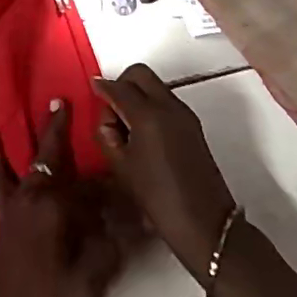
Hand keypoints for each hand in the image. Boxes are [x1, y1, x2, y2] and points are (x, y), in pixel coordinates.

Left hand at [0, 101, 120, 296]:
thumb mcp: (88, 283)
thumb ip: (106, 247)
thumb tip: (122, 223)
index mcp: (56, 209)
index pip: (93, 189)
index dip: (116, 190)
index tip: (135, 190)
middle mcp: (33, 198)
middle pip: (53, 159)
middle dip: (61, 132)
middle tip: (64, 103)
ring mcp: (14, 206)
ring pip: (23, 163)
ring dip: (29, 138)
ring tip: (26, 114)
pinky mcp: (4, 217)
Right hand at [93, 65, 236, 276]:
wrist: (204, 222)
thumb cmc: (156, 196)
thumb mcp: (120, 166)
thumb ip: (107, 133)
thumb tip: (107, 116)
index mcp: (148, 115)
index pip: (119, 87)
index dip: (102, 88)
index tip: (92, 92)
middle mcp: (168, 106)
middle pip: (140, 74)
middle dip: (122, 83)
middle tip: (112, 108)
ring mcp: (184, 114)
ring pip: (154, 85)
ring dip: (137, 93)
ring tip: (127, 125)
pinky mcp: (193, 124)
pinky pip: (165, 100)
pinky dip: (150, 104)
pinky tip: (143, 132)